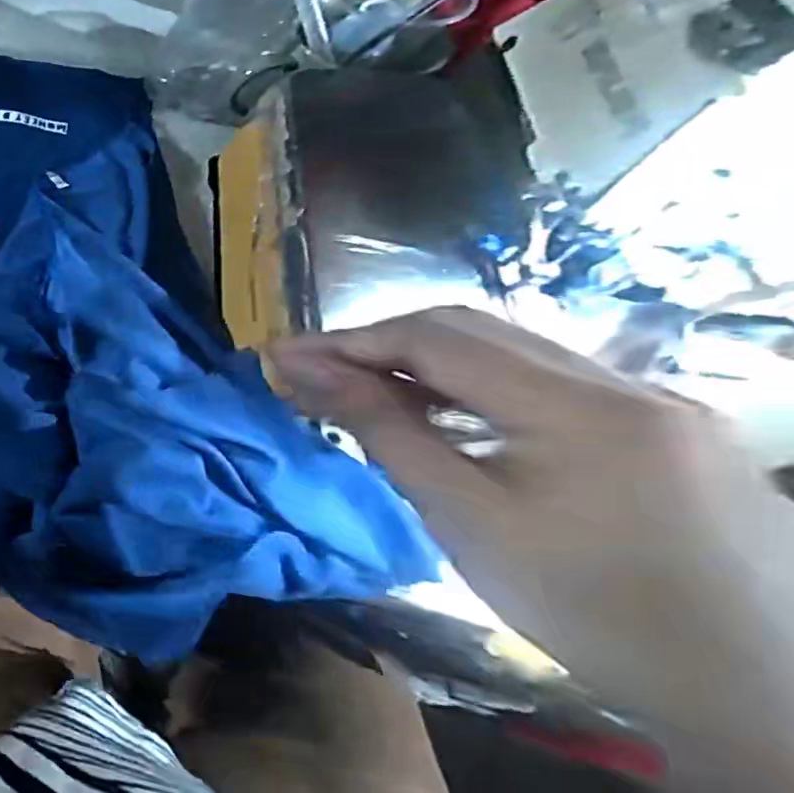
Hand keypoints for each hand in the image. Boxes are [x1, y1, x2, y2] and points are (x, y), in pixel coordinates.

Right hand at [268, 308, 793, 789]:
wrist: (755, 697)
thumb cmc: (585, 609)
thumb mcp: (462, 517)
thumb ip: (379, 427)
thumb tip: (298, 367)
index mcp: (584, 408)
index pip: (435, 339)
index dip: (346, 340)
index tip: (280, 354)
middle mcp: (625, 384)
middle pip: (470, 328)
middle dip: (378, 341)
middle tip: (313, 368)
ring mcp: (653, 400)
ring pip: (505, 346)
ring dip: (421, 358)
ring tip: (360, 385)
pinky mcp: (661, 423)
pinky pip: (540, 376)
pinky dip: (470, 381)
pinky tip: (437, 408)